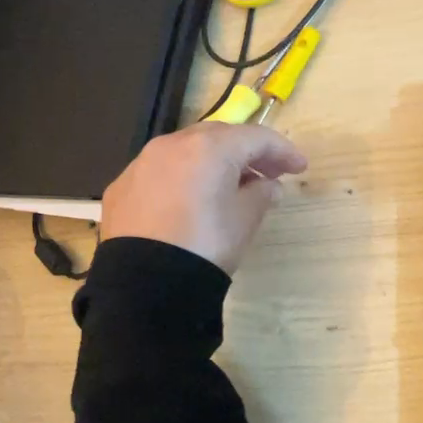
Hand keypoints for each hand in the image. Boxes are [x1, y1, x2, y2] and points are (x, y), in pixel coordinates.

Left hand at [101, 123, 307, 273]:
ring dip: (212, 163)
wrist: (147, 285)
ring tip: (229, 187)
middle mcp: (172, 144)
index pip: (256, 138)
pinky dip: (182, 179)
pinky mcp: (122, 187)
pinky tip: (190, 201)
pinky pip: (161, 173)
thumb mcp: (244, 220)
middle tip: (268, 173)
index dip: (283, 151)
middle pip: (219, 137)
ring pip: (186, 151)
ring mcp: (142, 164)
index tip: (300, 168)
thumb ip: (261, 194)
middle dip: (246, 152)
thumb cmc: (207, 245)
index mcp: (209, 147)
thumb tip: (268, 185)